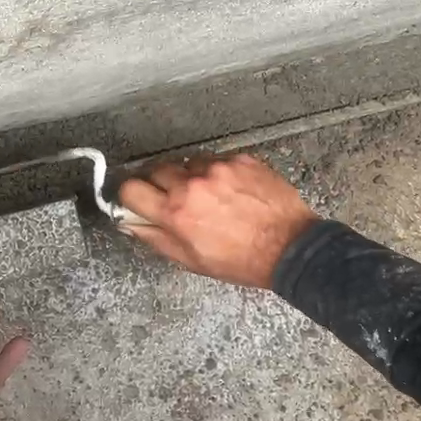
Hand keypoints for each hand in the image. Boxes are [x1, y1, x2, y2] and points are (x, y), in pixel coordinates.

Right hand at [116, 153, 319, 288]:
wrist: (291, 248)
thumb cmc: (243, 260)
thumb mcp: (191, 260)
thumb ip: (155, 239)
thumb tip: (130, 224)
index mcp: (176, 214)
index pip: (131, 189)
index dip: (130, 195)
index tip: (136, 199)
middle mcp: (192, 186)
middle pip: (155, 170)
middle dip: (159, 184)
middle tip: (175, 199)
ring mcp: (217, 169)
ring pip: (185, 162)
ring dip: (188, 176)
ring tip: (207, 195)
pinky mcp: (239, 160)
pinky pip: (214, 160)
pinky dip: (216, 172)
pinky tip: (228, 190)